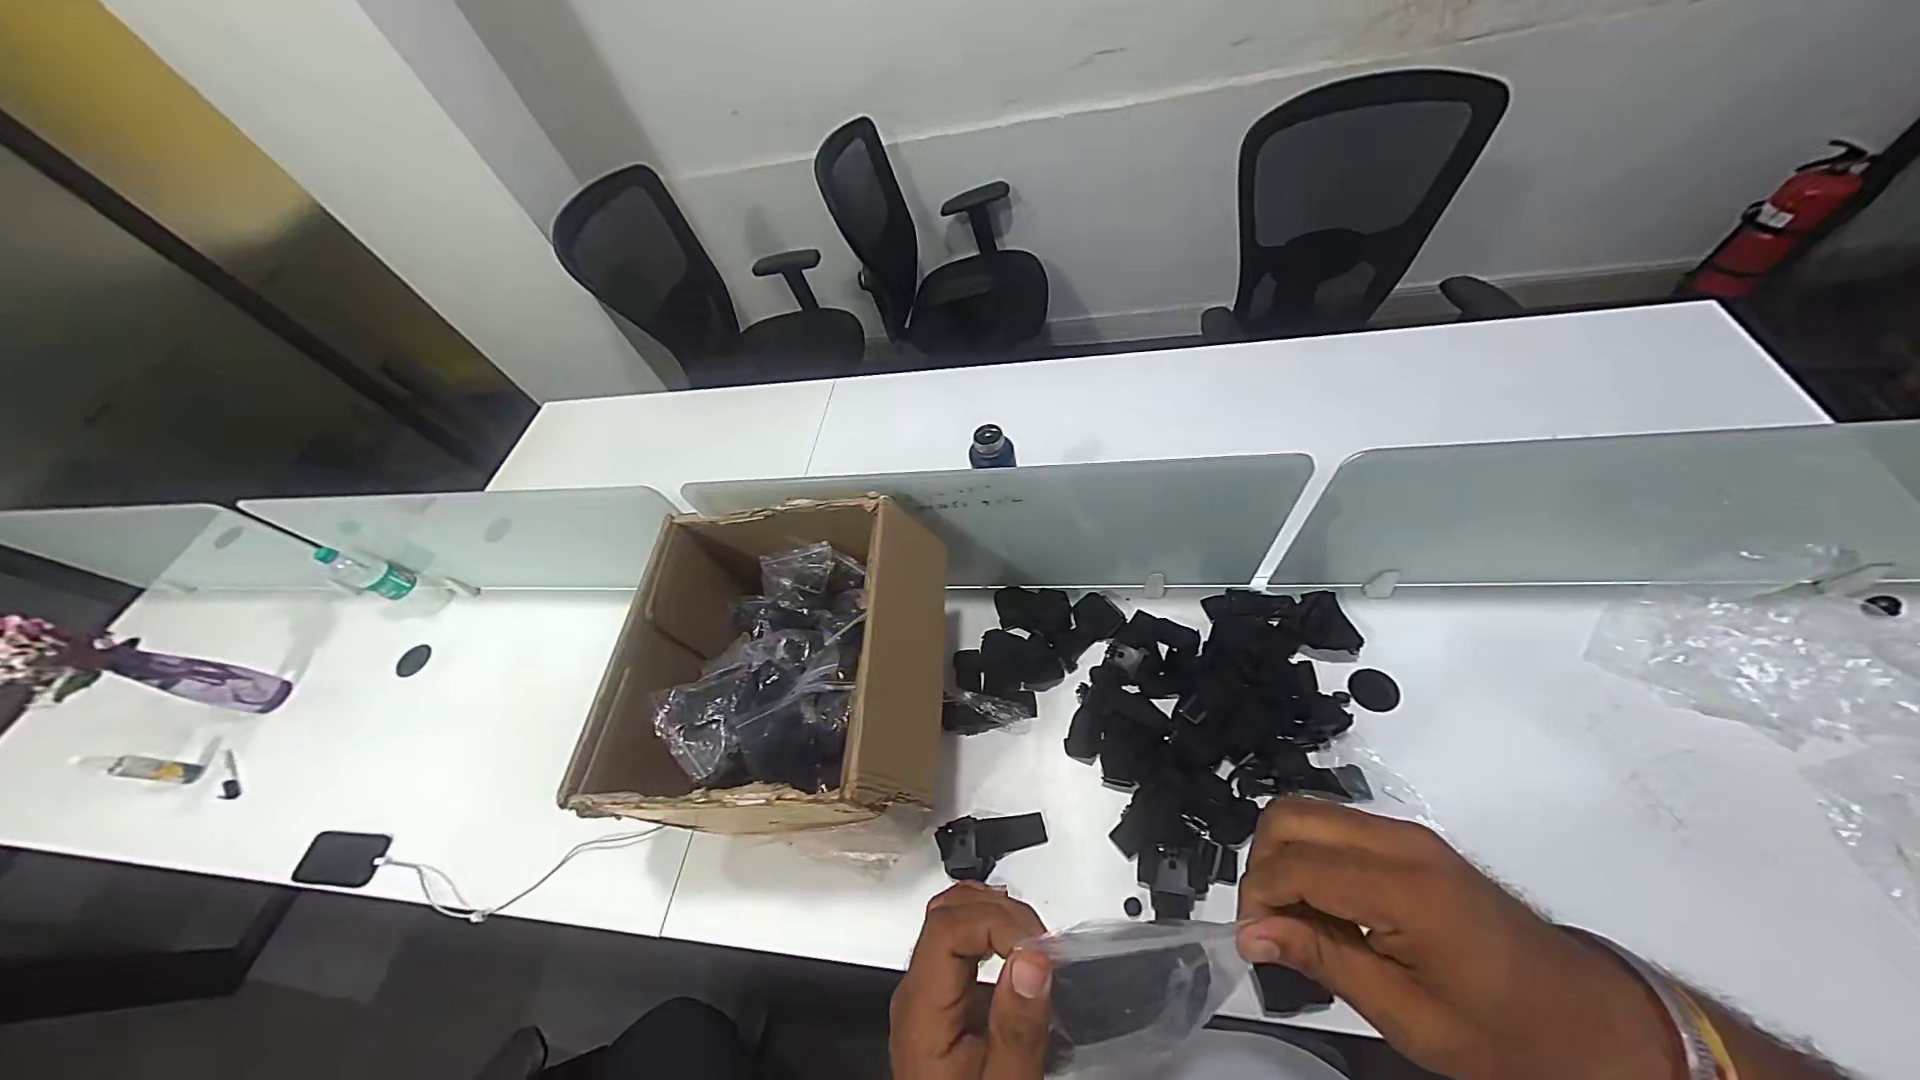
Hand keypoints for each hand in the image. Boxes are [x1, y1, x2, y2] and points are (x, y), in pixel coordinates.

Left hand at [891, 882, 1053, 1079]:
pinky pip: (958, 937)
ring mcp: (926, 992)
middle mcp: (915, 993)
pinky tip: (1017, 943)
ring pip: (949, 916)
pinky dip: (990, 925)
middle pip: (947, 912)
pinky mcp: (943, 997)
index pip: (947, 927)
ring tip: (1034, 941)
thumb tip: (1032, 957)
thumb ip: (1017, 1028)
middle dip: (1002, 913)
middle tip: (1044, 946)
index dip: (997, 921)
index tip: (1038, 949)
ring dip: (995, 913)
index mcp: (921, 1011)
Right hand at [1237, 798, 1681, 1079]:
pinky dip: (1306, 854)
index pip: (1296, 864)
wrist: (1594, 1020)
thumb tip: (1250, 934)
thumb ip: (1324, 961)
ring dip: (1280, 857)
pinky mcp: (1407, 837)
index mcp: (1407, 888)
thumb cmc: (1509, 1034)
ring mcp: (1405, 832)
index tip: (1253, 942)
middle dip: (1261, 866)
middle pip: (1289, 816)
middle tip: (1270, 925)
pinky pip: (1330, 824)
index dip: (1258, 898)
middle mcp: (1400, 841)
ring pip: (1304, 811)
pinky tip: (1323, 904)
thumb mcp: (1413, 1020)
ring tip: (1295, 917)